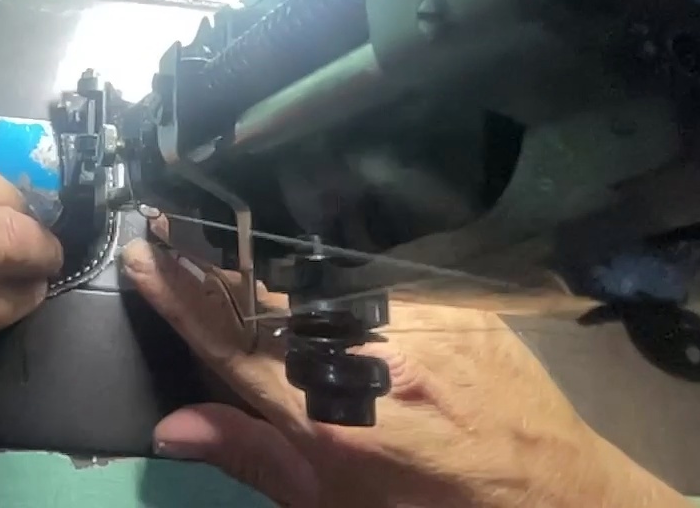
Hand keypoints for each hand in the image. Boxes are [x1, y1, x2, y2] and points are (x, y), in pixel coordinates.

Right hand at [121, 240, 689, 507]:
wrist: (559, 499)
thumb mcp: (333, 506)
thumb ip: (249, 455)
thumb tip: (168, 425)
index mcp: (330, 418)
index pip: (229, 340)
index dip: (177, 297)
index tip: (141, 256)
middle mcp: (363, 355)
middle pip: (261, 292)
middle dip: (203, 256)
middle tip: (163, 221)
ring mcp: (407, 318)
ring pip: (306, 268)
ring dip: (250, 246)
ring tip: (208, 220)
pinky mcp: (441, 294)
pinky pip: (362, 261)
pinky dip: (315, 253)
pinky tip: (290, 234)